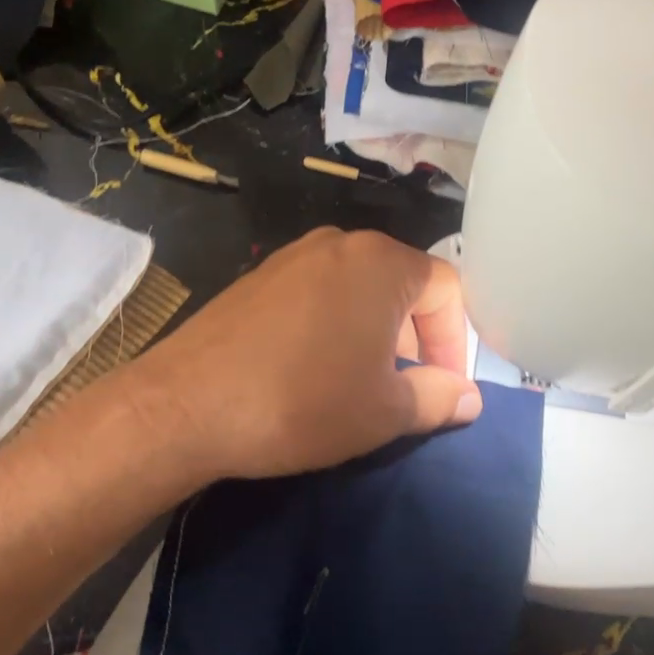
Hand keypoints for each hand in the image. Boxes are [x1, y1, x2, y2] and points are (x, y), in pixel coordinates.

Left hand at [123, 227, 482, 481]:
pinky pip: (319, 295)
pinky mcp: (258, 279)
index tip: (444, 390)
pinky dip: (335, 327)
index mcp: (381, 262)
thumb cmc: (302, 402)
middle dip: (417, 338)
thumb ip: (438, 398)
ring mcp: (292, 257)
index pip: (448, 289)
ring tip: (361, 384)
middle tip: (407, 390)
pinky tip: (314, 371)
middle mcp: (340, 244)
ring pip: (359, 290)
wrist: (183, 405)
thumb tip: (470, 398)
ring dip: (376, 334)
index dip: (456, 343)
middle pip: (403, 284)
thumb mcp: (383, 410)